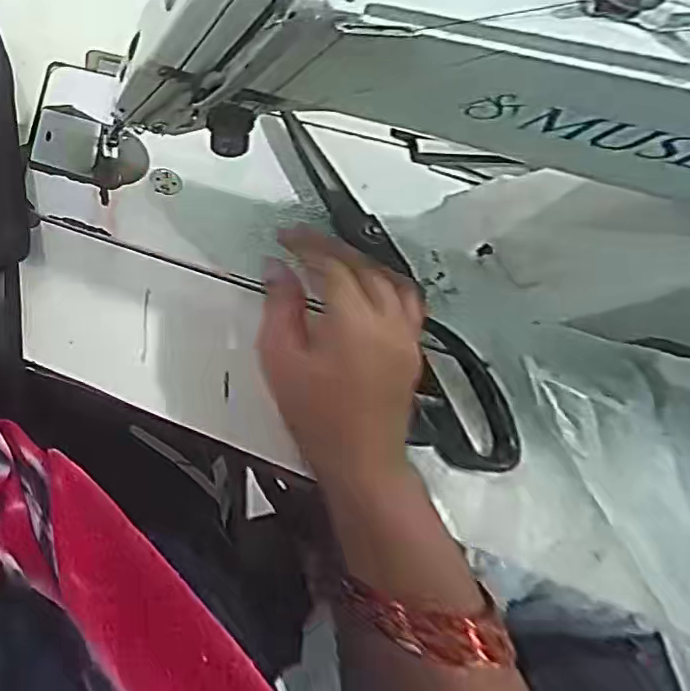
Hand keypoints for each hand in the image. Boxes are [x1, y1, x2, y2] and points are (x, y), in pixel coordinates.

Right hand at [259, 226, 424, 488]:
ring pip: (393, 282)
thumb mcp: (278, 352)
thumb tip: (279, 272)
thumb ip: (280, 305)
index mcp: (355, 323)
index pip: (334, 267)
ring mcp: (406, 338)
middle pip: (367, 269)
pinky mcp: (410, 351)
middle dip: (332, 247)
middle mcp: (389, 326)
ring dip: (362, 261)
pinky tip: (367, 283)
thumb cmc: (316, 410)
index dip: (307, 245)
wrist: (356, 453)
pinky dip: (384, 281)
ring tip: (333, 253)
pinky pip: (406, 301)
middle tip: (302, 238)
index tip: (286, 237)